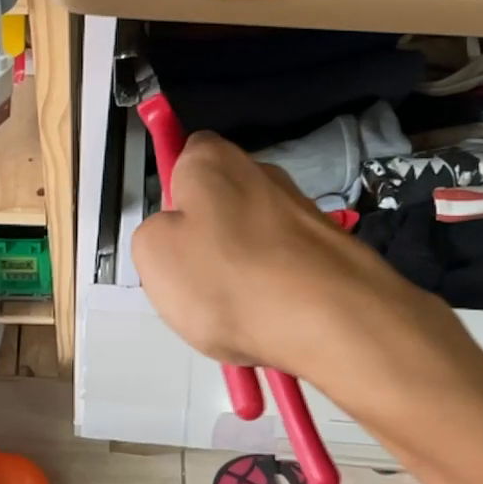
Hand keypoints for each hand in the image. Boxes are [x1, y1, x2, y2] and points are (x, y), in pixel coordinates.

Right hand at [131, 133, 478, 397]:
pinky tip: (269, 325)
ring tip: (235, 317)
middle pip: (220, 205)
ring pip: (252, 243)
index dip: (172, 198)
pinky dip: (274, 296)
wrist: (331, 320)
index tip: (170, 237)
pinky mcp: (331, 251)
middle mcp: (263, 174)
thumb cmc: (227, 278)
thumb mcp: (151, 253)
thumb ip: (154, 232)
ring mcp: (303, 212)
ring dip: (241, 275)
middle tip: (195, 284)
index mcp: (212, 160)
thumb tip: (178, 235)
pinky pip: (284, 272)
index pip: (183, 158)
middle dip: (207, 242)